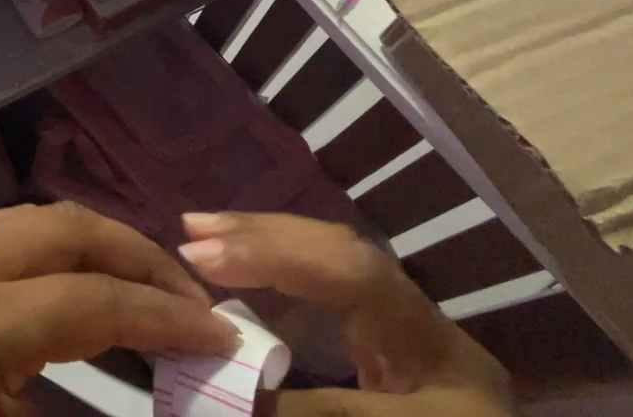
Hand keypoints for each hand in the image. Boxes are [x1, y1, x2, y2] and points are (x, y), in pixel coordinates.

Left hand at [0, 202, 238, 416]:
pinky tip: (81, 287)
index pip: (94, 299)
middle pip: (63, 229)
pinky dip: (52, 252)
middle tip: (190, 297)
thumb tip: (180, 389)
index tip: (226, 334)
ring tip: (145, 285)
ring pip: (30, 221)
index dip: (167, 317)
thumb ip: (100, 403)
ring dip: (94, 245)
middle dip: (135, 254)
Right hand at [178, 212, 515, 415]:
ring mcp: (409, 340)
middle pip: (349, 256)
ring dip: (266, 246)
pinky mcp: (388, 354)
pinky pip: (332, 293)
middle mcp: (426, 332)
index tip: (202, 261)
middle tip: (192, 233)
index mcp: (439, 355)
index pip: (358, 277)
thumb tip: (217, 381)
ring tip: (203, 236)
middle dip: (266, 238)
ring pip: (341, 265)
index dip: (278, 259)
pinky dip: (279, 276)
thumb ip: (307, 411)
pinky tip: (239, 273)